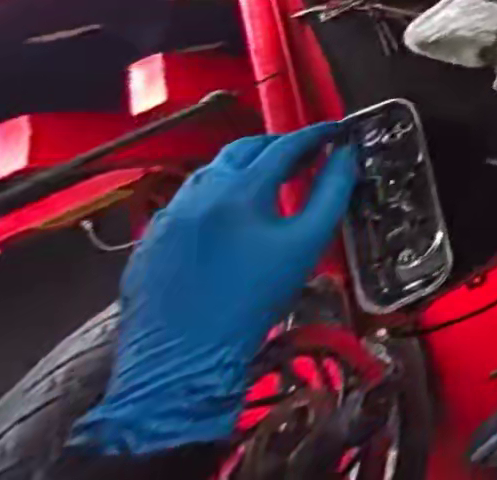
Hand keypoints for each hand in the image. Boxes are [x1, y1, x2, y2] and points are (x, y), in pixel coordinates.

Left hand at [70, 123, 357, 453]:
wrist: (181, 364)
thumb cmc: (254, 299)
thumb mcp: (309, 242)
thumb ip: (333, 190)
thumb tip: (346, 155)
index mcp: (238, 192)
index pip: (284, 145)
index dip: (316, 134)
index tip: (337, 131)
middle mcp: (197, 195)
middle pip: (243, 149)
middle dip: (279, 145)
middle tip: (308, 154)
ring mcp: (167, 218)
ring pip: (212, 172)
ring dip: (247, 167)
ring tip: (274, 182)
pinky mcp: (150, 243)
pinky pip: (188, 201)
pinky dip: (219, 193)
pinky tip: (235, 216)